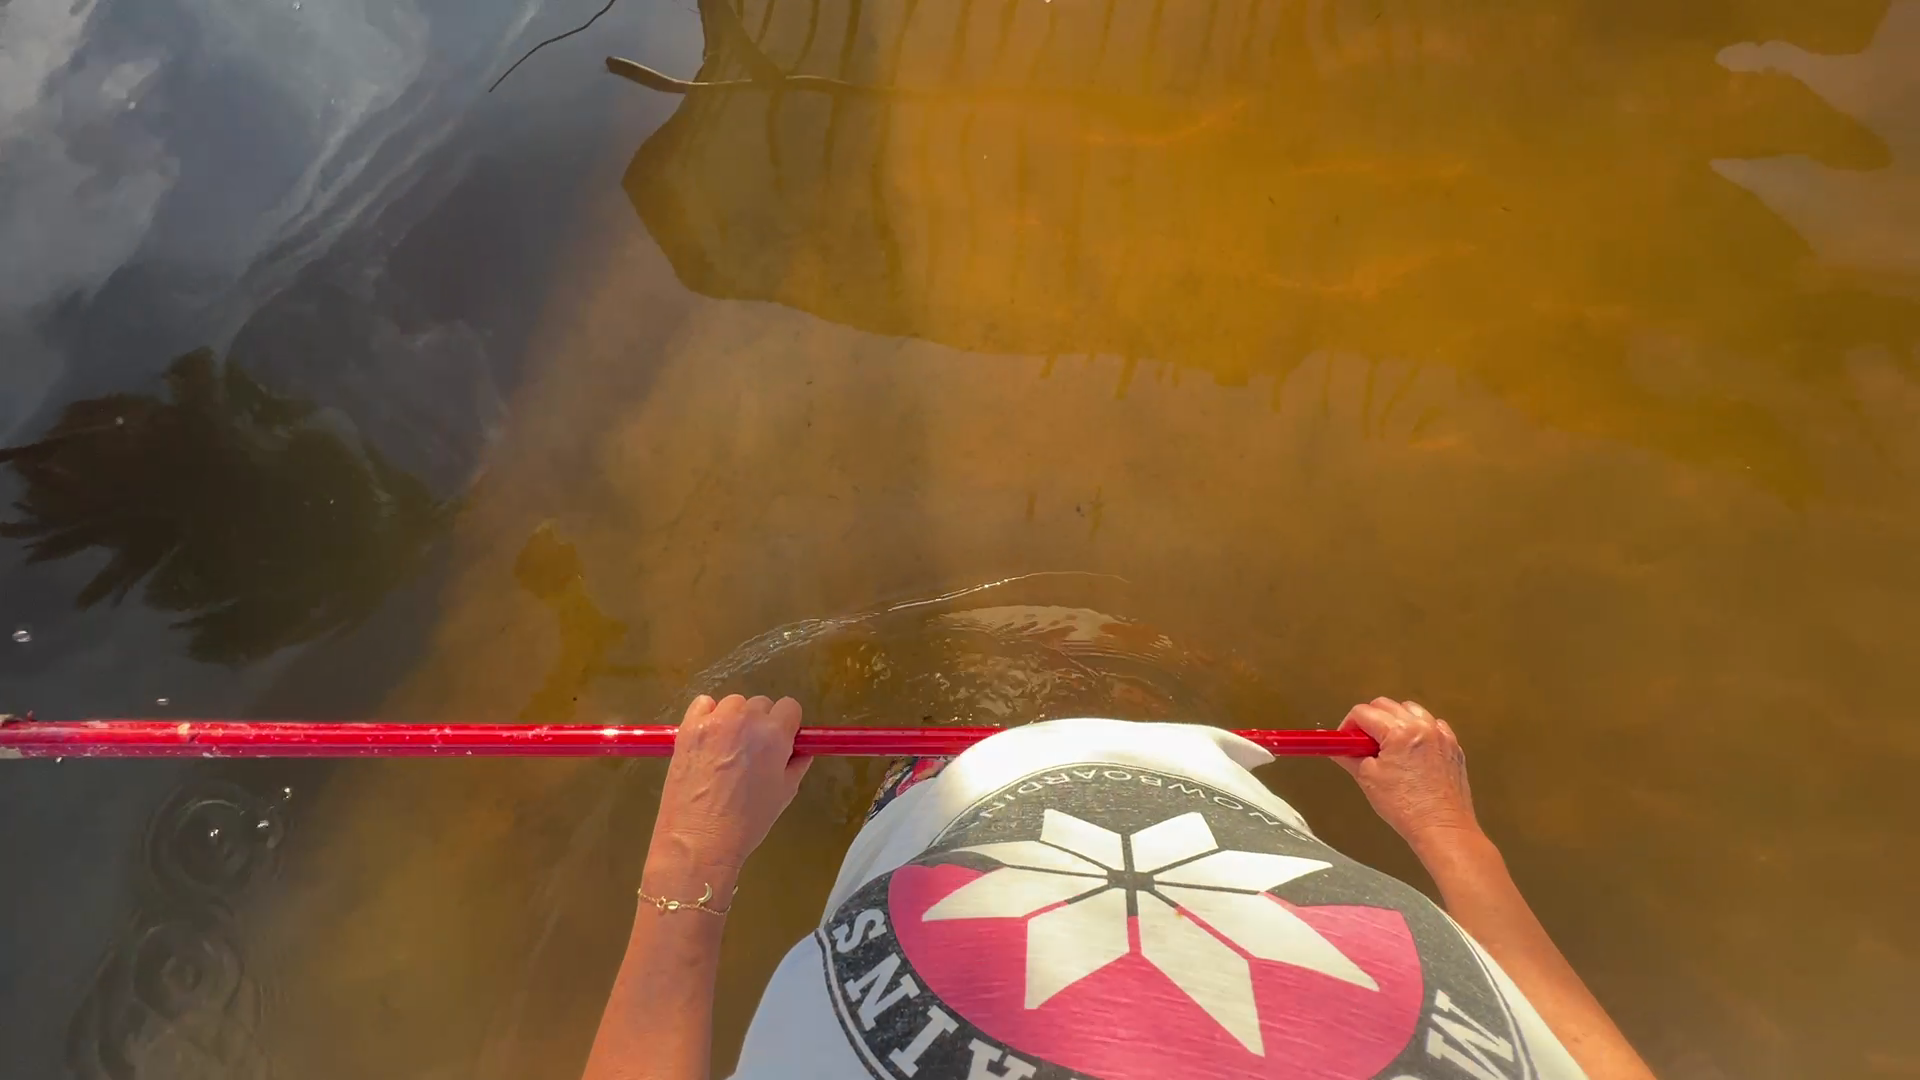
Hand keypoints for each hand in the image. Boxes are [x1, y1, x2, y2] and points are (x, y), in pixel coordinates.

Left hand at [649, 695, 812, 875]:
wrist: (698, 841)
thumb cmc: (747, 822)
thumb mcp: (785, 793)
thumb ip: (798, 764)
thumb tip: (801, 750)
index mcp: (774, 734)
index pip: (790, 706)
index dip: (788, 724)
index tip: (782, 742)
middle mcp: (746, 720)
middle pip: (761, 704)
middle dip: (762, 723)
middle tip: (753, 752)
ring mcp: (715, 721)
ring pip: (734, 703)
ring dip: (736, 718)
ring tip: (728, 748)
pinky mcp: (688, 728)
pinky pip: (703, 704)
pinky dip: (708, 714)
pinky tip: (708, 737)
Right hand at [1335, 697, 1478, 848]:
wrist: (1442, 829)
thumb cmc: (1405, 806)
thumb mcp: (1367, 778)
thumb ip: (1348, 755)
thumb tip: (1336, 747)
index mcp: (1399, 732)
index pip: (1362, 712)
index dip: (1348, 725)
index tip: (1346, 740)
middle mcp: (1422, 727)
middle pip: (1385, 705)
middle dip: (1369, 719)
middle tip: (1363, 743)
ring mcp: (1441, 735)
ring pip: (1410, 710)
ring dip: (1394, 720)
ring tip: (1388, 745)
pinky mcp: (1453, 747)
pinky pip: (1432, 725)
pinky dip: (1418, 729)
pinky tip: (1411, 750)